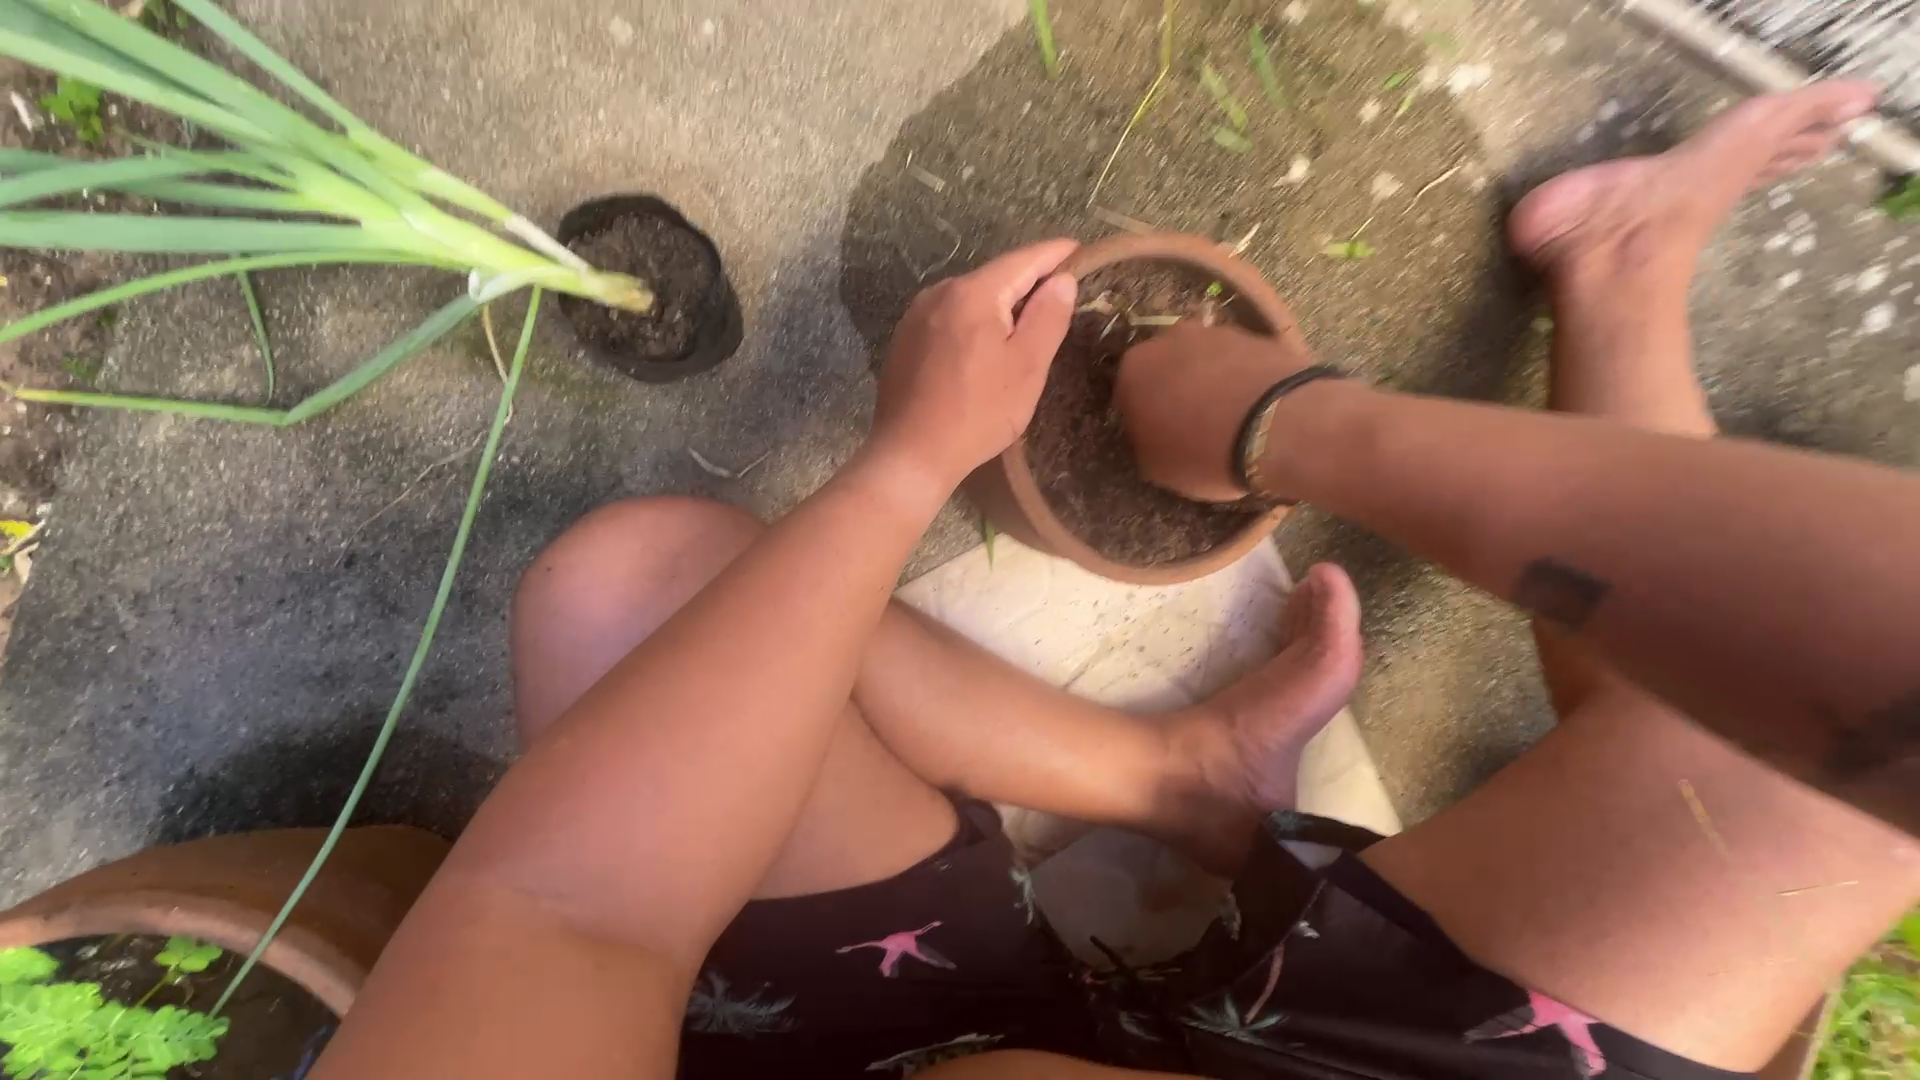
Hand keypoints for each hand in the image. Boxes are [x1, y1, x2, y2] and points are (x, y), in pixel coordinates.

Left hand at [871, 239, 1077, 489]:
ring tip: (1025, 327)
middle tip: (1060, 297)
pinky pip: (949, 320)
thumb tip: (1062, 279)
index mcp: (972, 293)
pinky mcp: (904, 341)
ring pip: (970, 300)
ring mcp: (916, 317)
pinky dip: (973, 325)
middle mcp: (939, 293)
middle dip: (1028, 284)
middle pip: (994, 278)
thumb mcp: (1026, 367)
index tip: (1080, 252)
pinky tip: (983, 350)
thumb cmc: (977, 413)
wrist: (911, 454)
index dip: (1055, 255)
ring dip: (999, 308)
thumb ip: (1048, 317)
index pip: (1023, 260)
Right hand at [1115, 322, 1314, 501]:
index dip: (1140, 419)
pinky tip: (1254, 409)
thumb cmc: (1202, 451)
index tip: (1155, 438)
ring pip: (1203, 361)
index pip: (1125, 394)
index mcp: (1133, 369)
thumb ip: (1143, 442)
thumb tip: (1150, 434)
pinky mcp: (1260, 335)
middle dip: (1173, 391)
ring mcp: (1217, 332)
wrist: (1279, 426)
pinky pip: (1240, 363)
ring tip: (1228, 418)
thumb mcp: (1155, 466)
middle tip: (1189, 425)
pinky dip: (1242, 380)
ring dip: (1209, 382)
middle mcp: (1168, 339)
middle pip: (1165, 368)